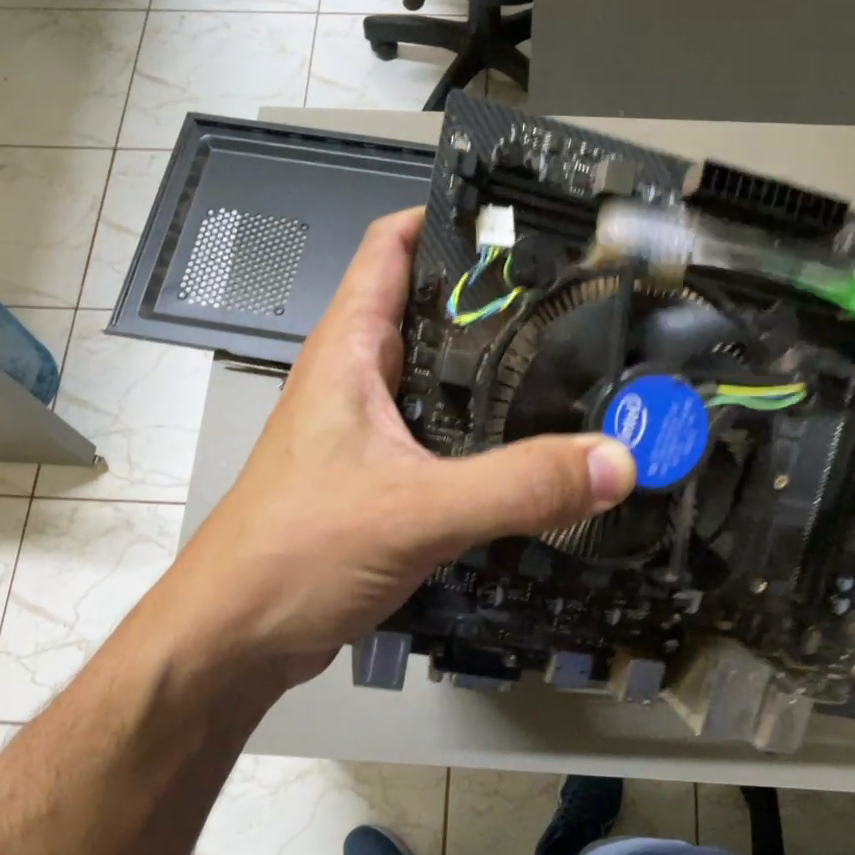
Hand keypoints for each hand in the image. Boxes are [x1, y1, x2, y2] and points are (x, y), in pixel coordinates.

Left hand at [160, 209, 636, 687]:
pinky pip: (441, 446)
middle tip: (579, 306)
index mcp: (347, 352)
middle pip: (430, 317)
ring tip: (573, 377)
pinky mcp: (376, 486)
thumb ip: (517, 486)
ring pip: (440, 387)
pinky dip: (484, 445)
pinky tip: (531, 462)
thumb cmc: (294, 553)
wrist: (237, 635)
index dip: (448, 219)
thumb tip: (617, 461)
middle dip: (496, 306)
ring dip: (494, 382)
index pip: (392, 247)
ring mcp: (364, 437)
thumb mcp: (414, 510)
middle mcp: (354, 383)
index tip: (524, 221)